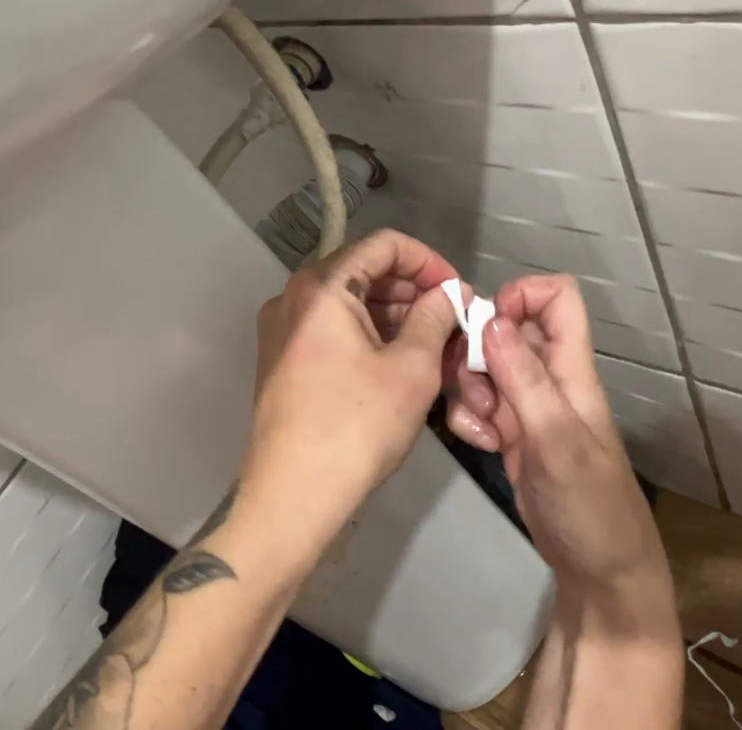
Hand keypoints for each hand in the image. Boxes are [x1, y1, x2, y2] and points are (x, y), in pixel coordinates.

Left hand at [241, 230, 463, 539]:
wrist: (292, 497)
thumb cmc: (357, 426)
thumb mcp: (412, 368)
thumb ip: (436, 317)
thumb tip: (450, 292)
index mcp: (322, 286)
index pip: (384, 244)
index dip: (429, 262)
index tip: (459, 293)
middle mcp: (293, 297)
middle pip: (364, 271)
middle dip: (413, 292)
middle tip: (454, 323)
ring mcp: (282, 329)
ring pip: (349, 303)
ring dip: (395, 316)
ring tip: (436, 347)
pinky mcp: (282, 359)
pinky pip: (332, 329)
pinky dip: (369, 336)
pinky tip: (401, 364)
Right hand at [444, 274, 674, 632]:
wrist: (599, 572)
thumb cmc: (590, 505)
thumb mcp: (557, 441)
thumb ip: (525, 381)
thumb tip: (492, 320)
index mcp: (571, 369)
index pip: (557, 299)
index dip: (521, 296)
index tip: (488, 325)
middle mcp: (549, 380)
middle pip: (505, 331)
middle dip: (477, 351)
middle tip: (475, 387)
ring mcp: (529, 408)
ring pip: (485, 369)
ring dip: (470, 389)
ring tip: (481, 423)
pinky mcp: (512, 436)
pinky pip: (478, 407)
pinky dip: (471, 420)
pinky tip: (481, 447)